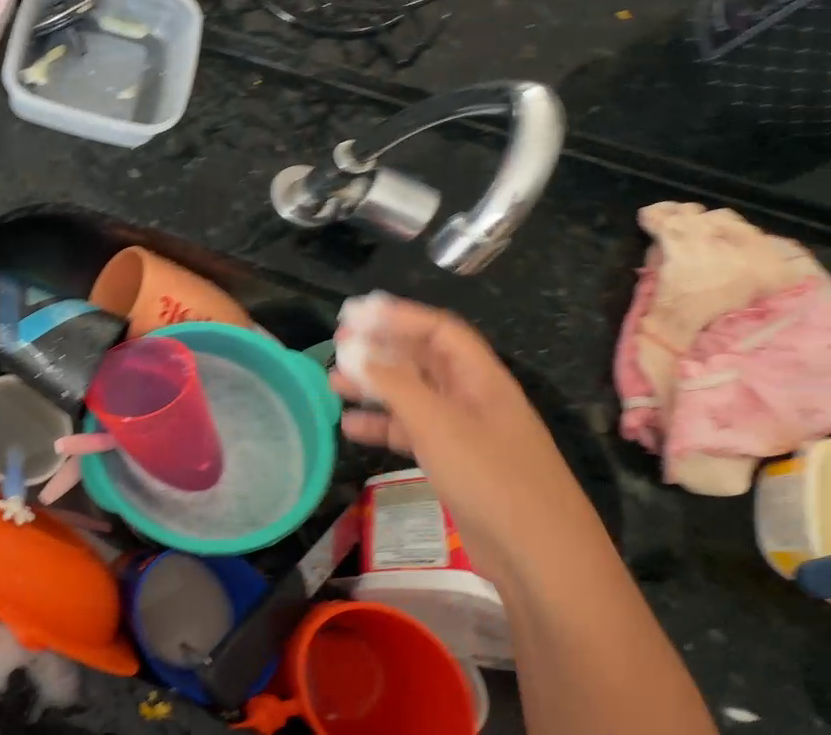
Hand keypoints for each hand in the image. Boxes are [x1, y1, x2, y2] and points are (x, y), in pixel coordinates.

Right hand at [331, 294, 605, 585]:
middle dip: (380, 349)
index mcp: (483, 381)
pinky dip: (381, 425)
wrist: (541, 560)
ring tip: (333, 384)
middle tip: (335, 345)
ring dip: (374, 387)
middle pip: (424, 360)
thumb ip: (392, 383)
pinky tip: (350, 428)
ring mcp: (466, 433)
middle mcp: (475, 400)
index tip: (352, 314)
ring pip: (412, 396)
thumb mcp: (438, 424)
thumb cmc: (493, 481)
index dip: (398, 317)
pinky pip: (411, 431)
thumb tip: (351, 349)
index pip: (440, 331)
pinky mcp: (455, 464)